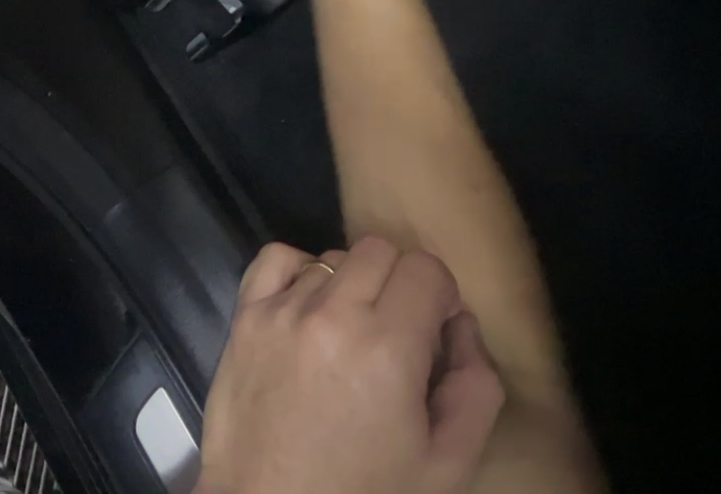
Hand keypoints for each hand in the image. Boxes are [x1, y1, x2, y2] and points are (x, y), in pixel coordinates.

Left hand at [197, 237, 504, 493]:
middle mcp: (332, 313)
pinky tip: (307, 305)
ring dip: (351, 284)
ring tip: (348, 333)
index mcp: (387, 348)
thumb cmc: (364, 493)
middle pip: (379, 250)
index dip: (440, 297)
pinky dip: (298, 270)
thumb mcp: (446, 464)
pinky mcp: (245, 314)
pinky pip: (276, 257)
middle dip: (400, 283)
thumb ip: (475, 387)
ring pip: (333, 256)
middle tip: (397, 331)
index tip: (434, 331)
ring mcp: (282, 309)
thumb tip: (462, 325)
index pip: (426, 269)